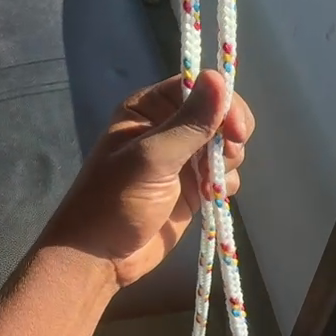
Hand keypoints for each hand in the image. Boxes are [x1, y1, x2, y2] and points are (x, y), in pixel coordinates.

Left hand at [41, 70, 253, 288]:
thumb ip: (189, 123)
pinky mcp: (192, 187)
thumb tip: (219, 78)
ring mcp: (180, 157)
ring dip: (229, 158)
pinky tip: (211, 196)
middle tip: (230, 154)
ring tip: (213, 181)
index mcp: (147, 108)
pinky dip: (226, 182)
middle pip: (217, 112)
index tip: (236, 130)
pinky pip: (223, 173)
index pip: (196, 86)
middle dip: (230, 131)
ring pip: (224, 143)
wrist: (99, 257)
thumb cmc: (114, 200)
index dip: (222, 102)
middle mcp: (165, 125)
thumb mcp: (152, 158)